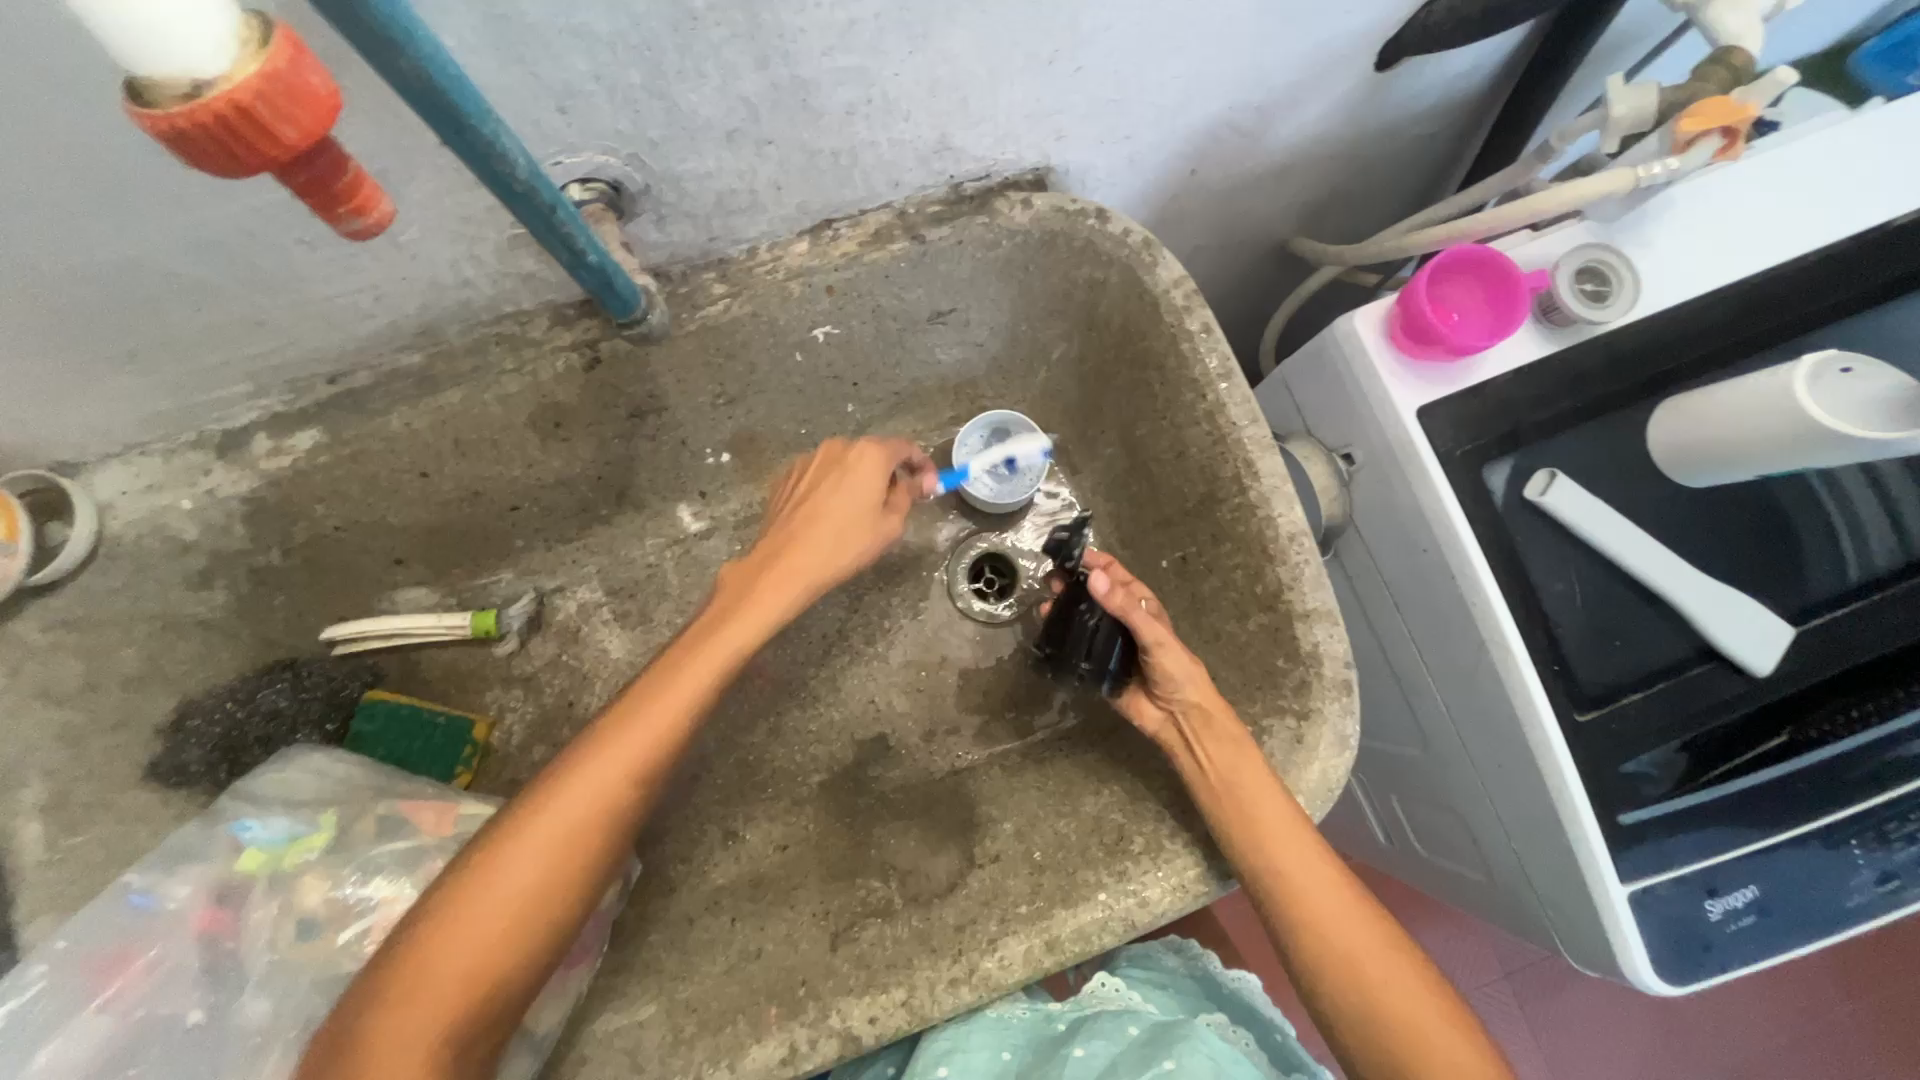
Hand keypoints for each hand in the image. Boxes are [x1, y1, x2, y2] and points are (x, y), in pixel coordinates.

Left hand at [723, 437, 934, 618]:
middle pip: (873, 452)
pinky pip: (820, 474)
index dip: (922, 465)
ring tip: (857, 510)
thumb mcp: (890, 525)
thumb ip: (908, 494)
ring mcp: (809, 457)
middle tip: (894, 502)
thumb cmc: (846, 544)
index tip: (928, 485)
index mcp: (870, 454)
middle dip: (888, 473)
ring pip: (844, 463)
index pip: (905, 447)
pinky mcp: (788, 474)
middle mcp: (839, 445)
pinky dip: (831, 486)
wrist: (786, 562)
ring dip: (857, 479)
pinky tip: (828, 513)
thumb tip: (920, 481)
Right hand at [1044, 551, 1236, 750]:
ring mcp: (1105, 642)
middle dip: (1072, 583)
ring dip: (1063, 608)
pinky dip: (1060, 635)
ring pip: (1080, 618)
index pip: (1113, 574)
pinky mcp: (1093, 664)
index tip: (1068, 554)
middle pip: (1092, 594)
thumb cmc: (1175, 668)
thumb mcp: (1153, 633)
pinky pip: (1074, 646)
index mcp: (1139, 604)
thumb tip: (1093, 577)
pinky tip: (1045, 627)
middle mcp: (1119, 619)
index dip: (1093, 561)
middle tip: (1050, 579)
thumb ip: (1124, 606)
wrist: (1176, 717)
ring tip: (1044, 602)